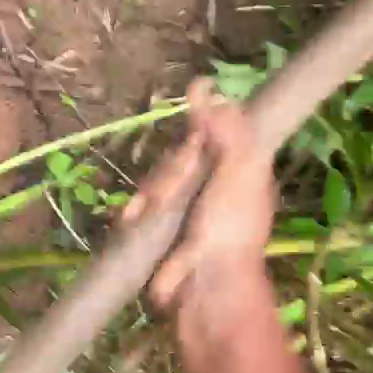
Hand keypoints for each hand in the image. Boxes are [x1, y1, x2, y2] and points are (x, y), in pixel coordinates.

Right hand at [122, 81, 278, 327]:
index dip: (193, 141)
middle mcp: (205, 192)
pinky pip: (134, 213)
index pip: (205, 139)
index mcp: (234, 173)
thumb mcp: (240, 168)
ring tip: (147, 216)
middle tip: (172, 196)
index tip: (192, 149)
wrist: (203, 288)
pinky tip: (133, 222)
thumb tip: (202, 83)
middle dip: (169, 175)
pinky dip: (132, 216)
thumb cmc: (230, 228)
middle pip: (173, 162)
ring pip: (152, 186)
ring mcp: (177, 217)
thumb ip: (226, 127)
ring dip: (149, 196)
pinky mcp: (152, 238)